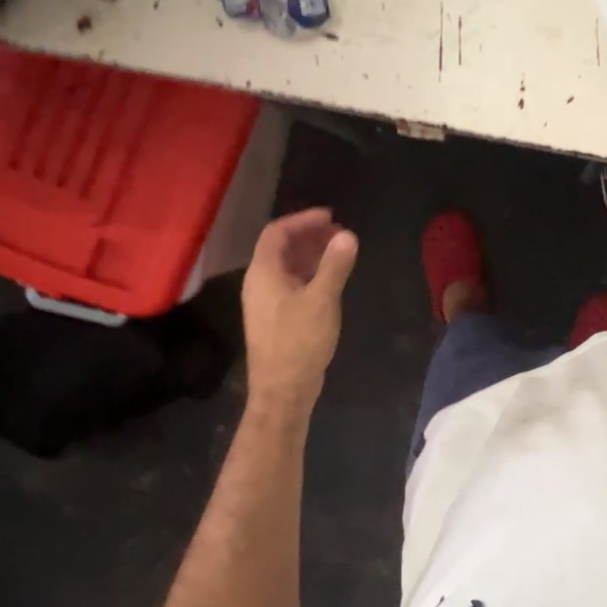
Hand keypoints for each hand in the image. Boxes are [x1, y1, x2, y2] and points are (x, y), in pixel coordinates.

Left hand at [240, 207, 357, 407]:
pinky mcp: (276, 319)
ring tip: (339, 254)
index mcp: (264, 272)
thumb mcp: (322, 300)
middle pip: (280, 248)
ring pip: (286, 268)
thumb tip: (347, 235)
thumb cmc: (300, 341)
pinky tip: (330, 282)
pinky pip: (290, 285)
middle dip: (309, 236)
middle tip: (339, 235)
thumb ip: (335, 265)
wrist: (283, 389)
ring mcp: (266, 302)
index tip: (331, 217)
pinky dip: (309, 275)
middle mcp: (259, 283)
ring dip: (311, 256)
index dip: (303, 220)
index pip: (277, 232)